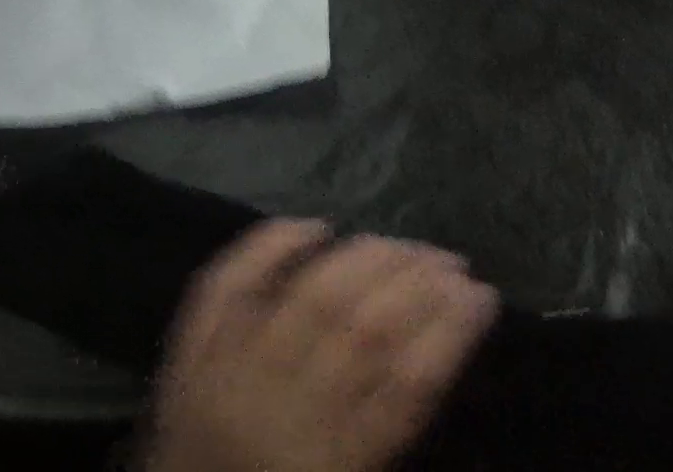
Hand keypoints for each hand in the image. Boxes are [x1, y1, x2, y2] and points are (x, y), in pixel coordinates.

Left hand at [147, 220, 500, 471]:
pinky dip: (269, 246)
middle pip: (362, 328)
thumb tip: (444, 335)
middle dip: (418, 282)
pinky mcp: (189, 355)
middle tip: (452, 262)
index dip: (453, 330)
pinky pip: (225, 286)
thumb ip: (397, 421)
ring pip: (309, 296)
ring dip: (366, 258)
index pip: (408, 386)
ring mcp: (229, 377)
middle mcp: (283, 414)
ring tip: (403, 245)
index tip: (484, 294)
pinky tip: (314, 225)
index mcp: (335, 462)